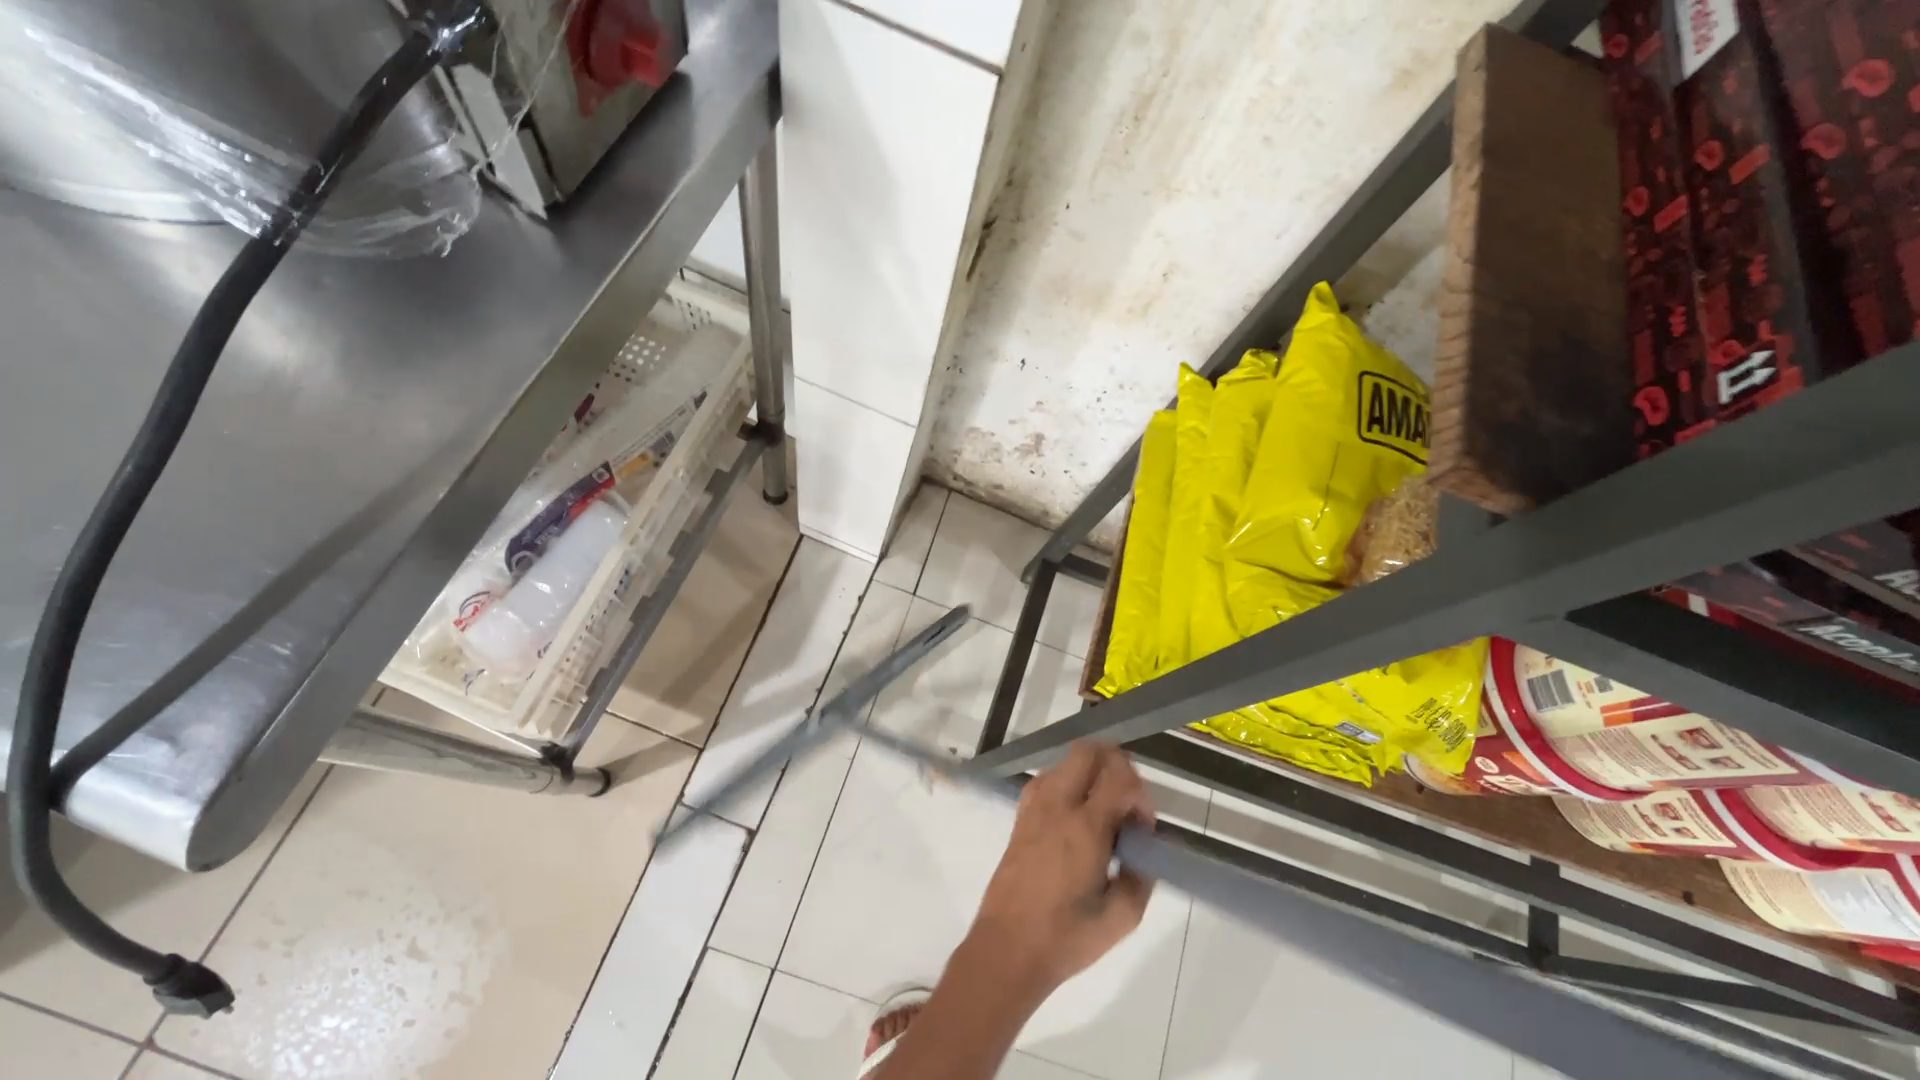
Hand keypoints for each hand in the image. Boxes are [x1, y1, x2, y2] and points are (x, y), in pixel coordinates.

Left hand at [966, 741, 1156, 993]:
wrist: (1007, 950)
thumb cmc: (1066, 938)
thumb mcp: (1122, 917)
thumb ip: (1143, 875)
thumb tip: (1146, 851)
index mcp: (1084, 828)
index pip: (1120, 776)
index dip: (1141, 793)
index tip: (1144, 826)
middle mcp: (1056, 806)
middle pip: (1088, 751)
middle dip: (1117, 765)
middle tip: (1128, 804)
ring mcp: (1033, 809)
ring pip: (1065, 761)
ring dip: (1091, 773)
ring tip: (1104, 813)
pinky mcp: (1019, 819)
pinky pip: (1047, 780)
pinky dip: (1067, 784)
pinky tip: (1076, 819)